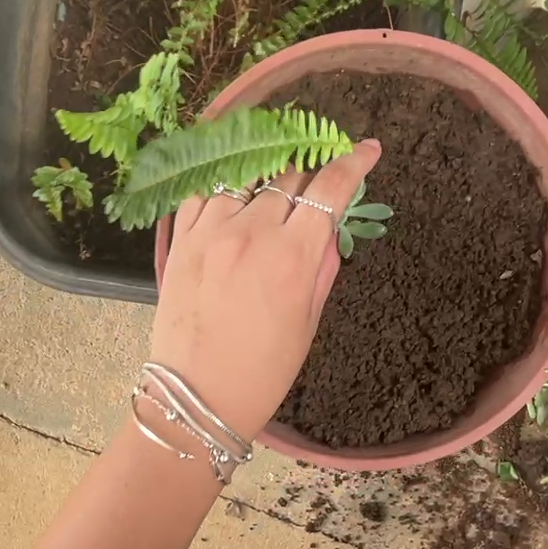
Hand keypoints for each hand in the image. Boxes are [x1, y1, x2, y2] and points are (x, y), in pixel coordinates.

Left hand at [149, 141, 382, 440]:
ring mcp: (210, 232)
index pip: (330, 187)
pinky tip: (232, 203)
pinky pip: (204, 193)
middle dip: (309, 173)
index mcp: (292, 257)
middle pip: (289, 174)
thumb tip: (330, 229)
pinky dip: (224, 191)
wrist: (197, 397)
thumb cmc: (262, 372)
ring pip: (246, 177)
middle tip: (315, 185)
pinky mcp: (180, 240)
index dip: (353, 163)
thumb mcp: (308, 323)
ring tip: (272, 194)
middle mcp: (251, 232)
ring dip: (266, 179)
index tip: (366, 151)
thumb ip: (322, 268)